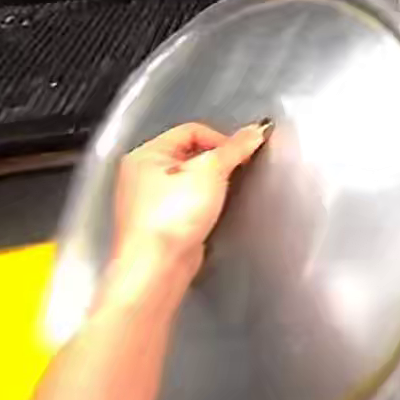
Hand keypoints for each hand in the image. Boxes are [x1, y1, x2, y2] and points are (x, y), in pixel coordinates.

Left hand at [109, 121, 268, 285]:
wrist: (157, 269)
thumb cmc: (168, 220)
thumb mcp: (211, 171)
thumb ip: (236, 148)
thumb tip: (256, 131)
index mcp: (146, 154)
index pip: (193, 130)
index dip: (220, 140)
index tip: (239, 154)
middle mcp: (142, 175)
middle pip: (193, 153)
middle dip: (217, 163)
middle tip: (232, 174)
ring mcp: (151, 201)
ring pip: (192, 178)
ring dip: (211, 185)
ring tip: (218, 197)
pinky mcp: (163, 222)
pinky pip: (190, 201)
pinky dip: (204, 204)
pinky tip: (210, 213)